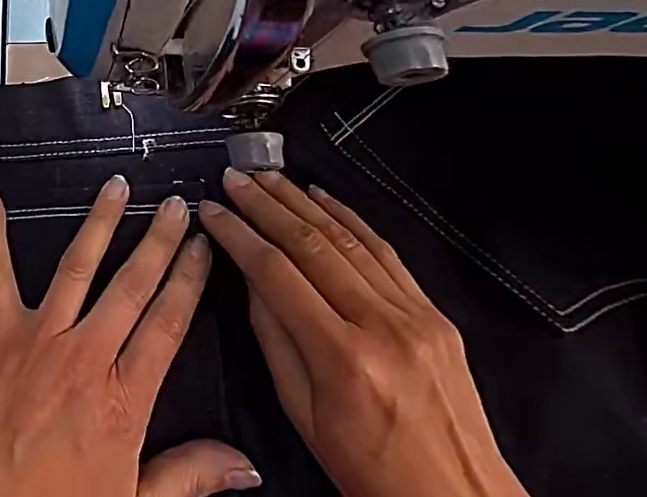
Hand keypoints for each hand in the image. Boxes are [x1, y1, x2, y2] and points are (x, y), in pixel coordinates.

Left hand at [0, 175, 261, 496]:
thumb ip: (190, 477)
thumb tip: (246, 468)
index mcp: (122, 398)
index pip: (168, 322)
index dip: (189, 280)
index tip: (203, 246)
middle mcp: (85, 356)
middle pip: (132, 285)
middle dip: (158, 240)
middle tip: (175, 205)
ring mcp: (40, 339)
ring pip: (78, 266)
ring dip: (100, 222)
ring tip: (117, 187)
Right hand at [200, 170, 529, 496]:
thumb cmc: (372, 473)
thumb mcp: (305, 417)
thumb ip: (275, 340)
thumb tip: (252, 279)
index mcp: (342, 360)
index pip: (276, 273)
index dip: (238, 234)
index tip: (214, 210)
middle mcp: (380, 324)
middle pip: (310, 243)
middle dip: (265, 204)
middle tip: (237, 179)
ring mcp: (412, 311)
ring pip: (346, 236)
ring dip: (302, 200)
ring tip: (270, 178)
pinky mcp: (432, 308)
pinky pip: (383, 248)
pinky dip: (348, 216)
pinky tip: (323, 197)